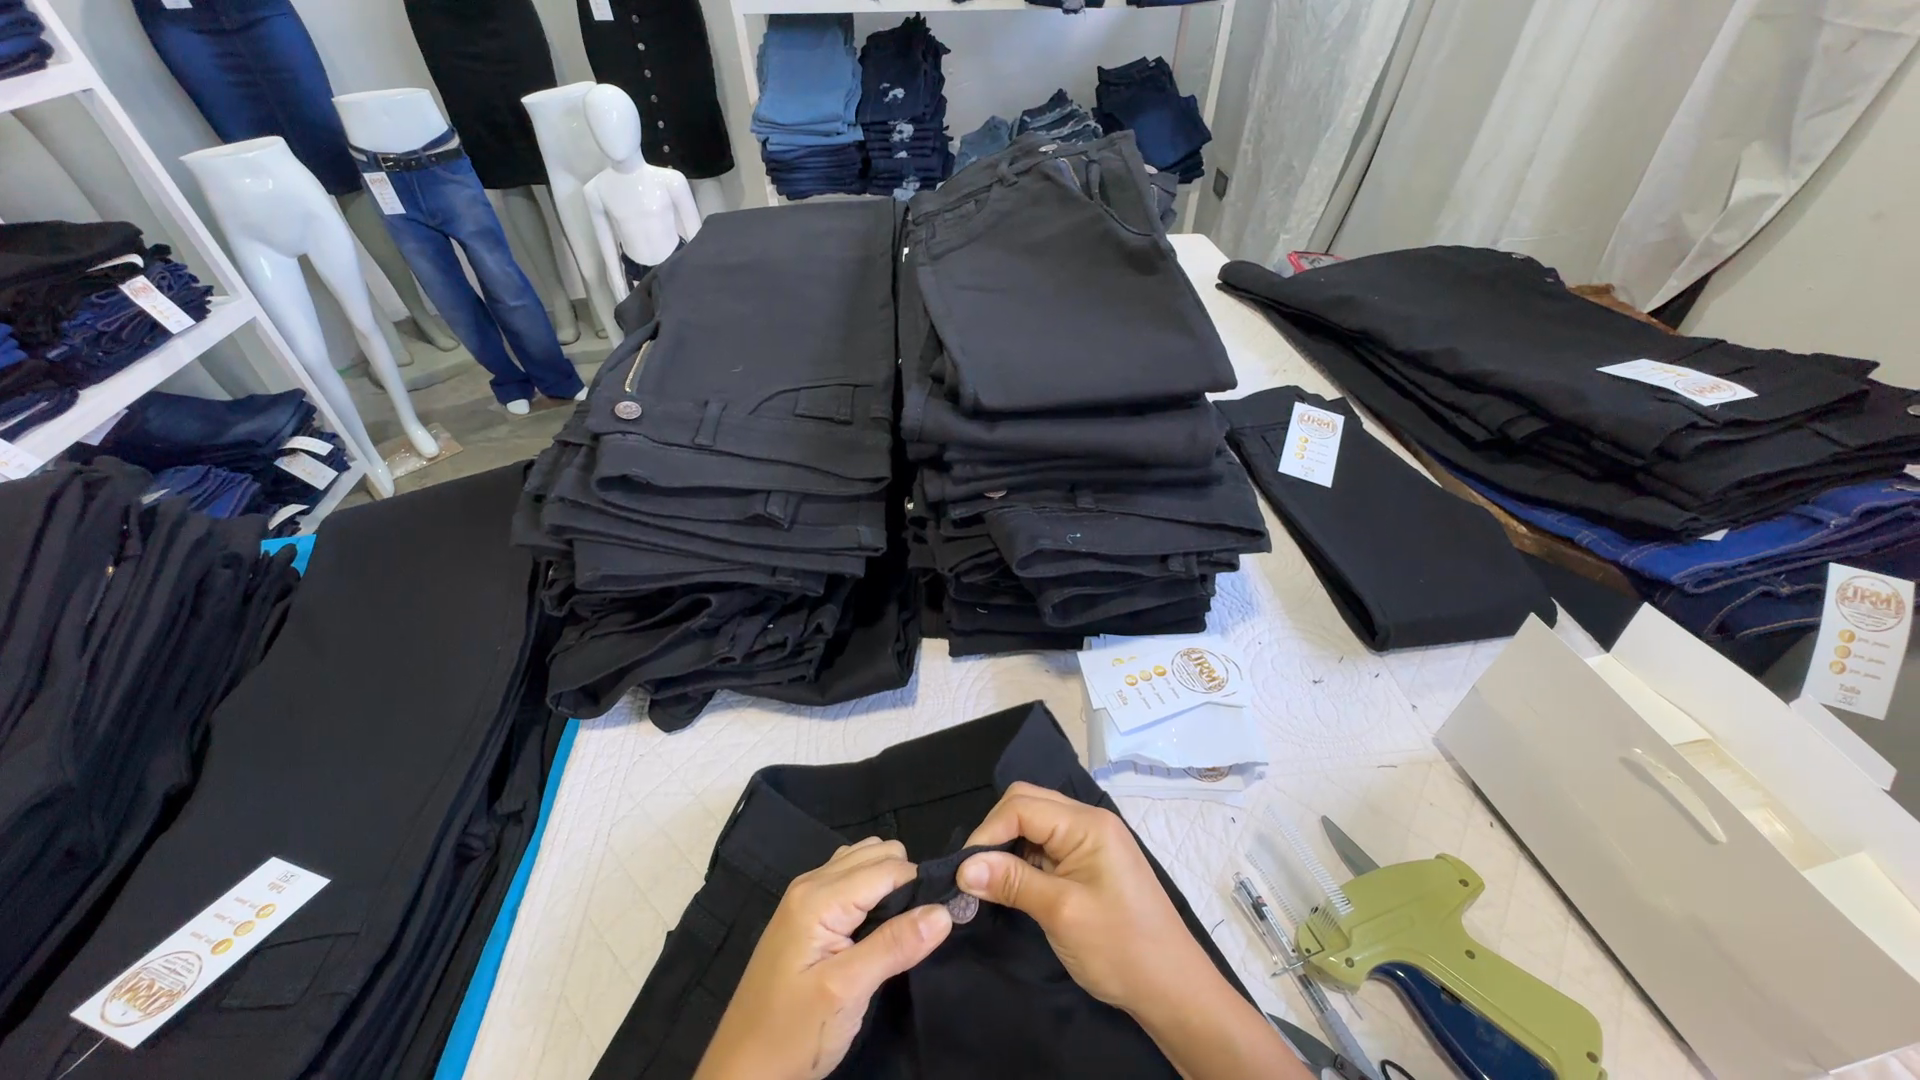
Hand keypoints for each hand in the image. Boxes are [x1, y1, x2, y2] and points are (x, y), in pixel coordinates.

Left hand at [694, 838, 952, 1079]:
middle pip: (878, 855)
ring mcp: (805, 898)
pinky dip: (872, 893)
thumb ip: (894, 946)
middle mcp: (811, 884)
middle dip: (907, 882)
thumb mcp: (847, 992)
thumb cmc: (792, 1033)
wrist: (742, 1071)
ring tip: (901, 930)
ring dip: (890, 885)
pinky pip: (850, 882)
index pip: (889, 866)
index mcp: (819, 897)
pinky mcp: (807, 916)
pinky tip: (878, 929)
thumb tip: (945, 910)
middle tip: (920, 930)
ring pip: (865, 862)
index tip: (946, 918)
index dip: (921, 888)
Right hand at [954, 782, 1216, 1012]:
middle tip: (974, 875)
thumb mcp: (1061, 913)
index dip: (987, 833)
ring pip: (1034, 825)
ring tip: (988, 884)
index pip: (1022, 806)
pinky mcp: (1090, 864)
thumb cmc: (1120, 948)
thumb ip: (1012, 882)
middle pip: (1027, 805)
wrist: (1173, 989)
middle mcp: (1090, 822)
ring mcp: (1092, 842)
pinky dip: (1024, 862)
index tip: (963, 872)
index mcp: (1088, 824)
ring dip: (1008, 849)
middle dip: (995, 835)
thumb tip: (963, 867)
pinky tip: (1012, 887)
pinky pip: (1046, 847)